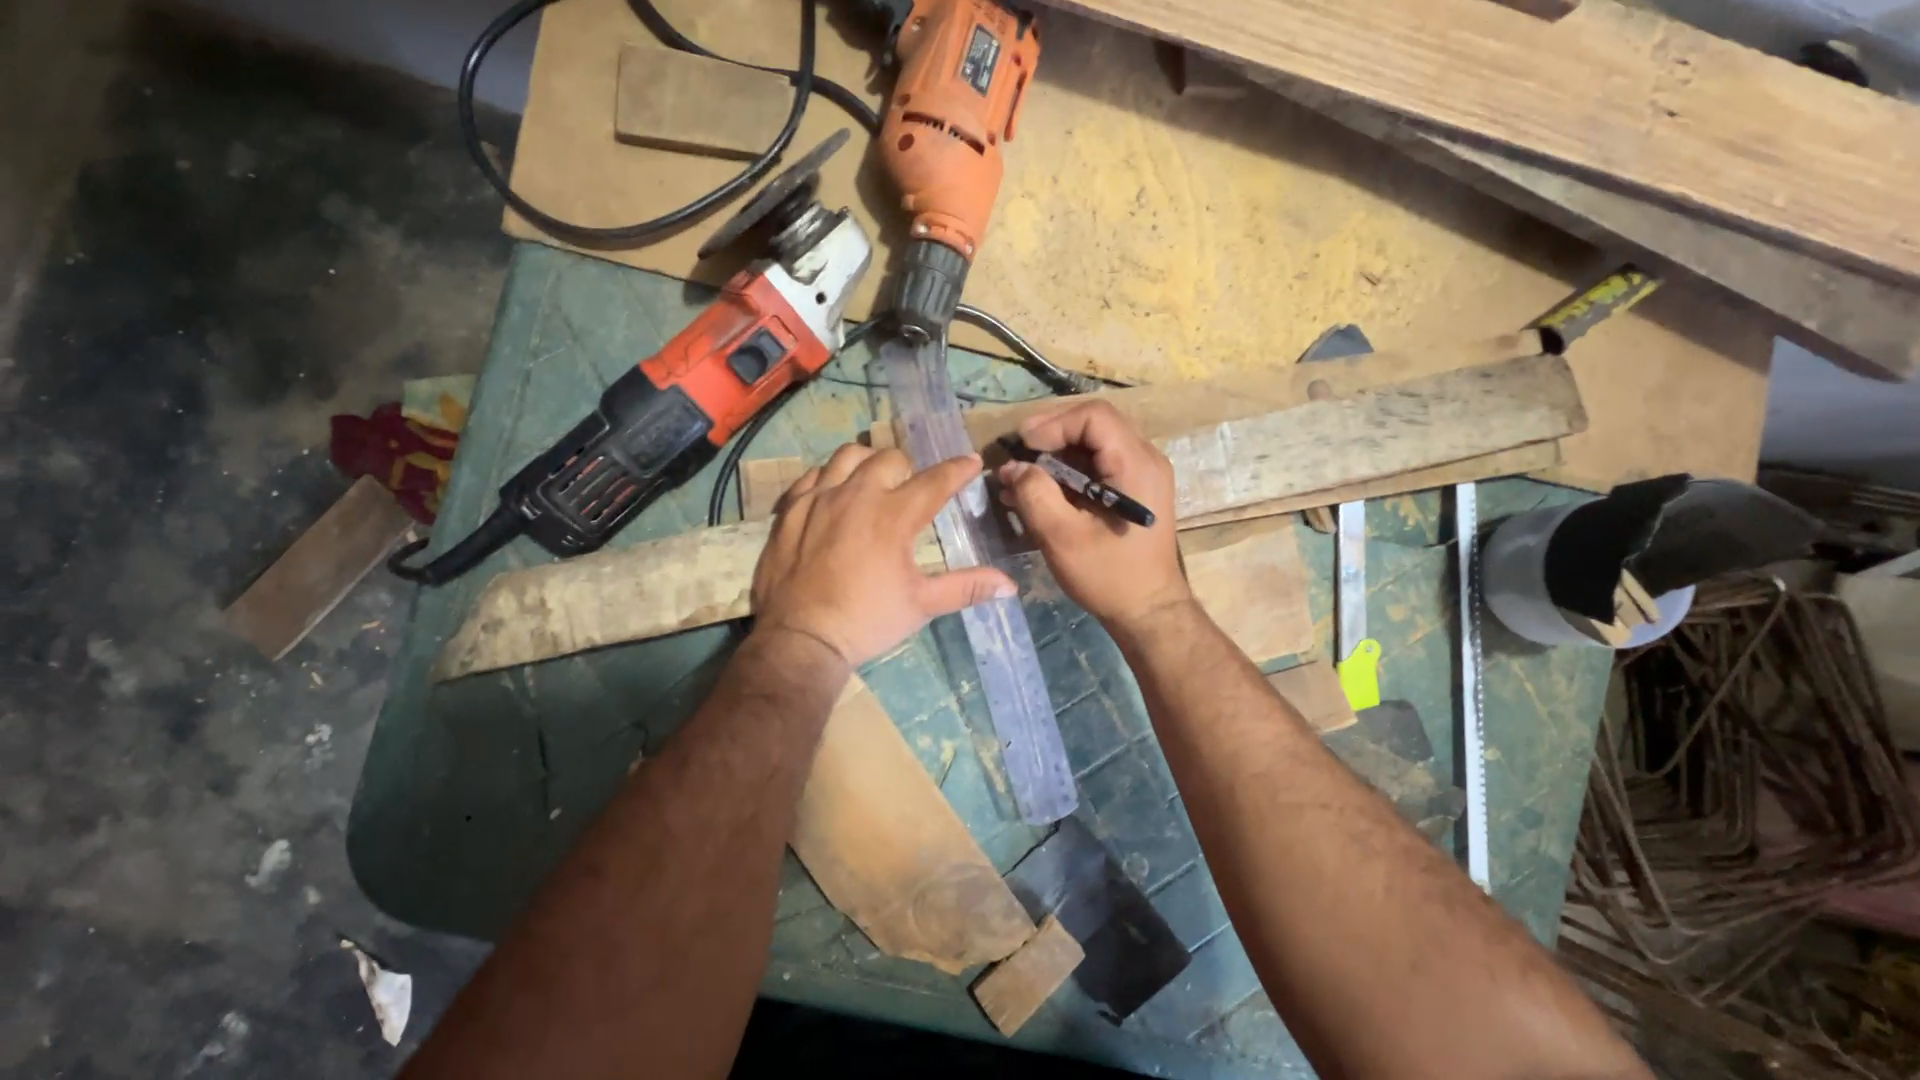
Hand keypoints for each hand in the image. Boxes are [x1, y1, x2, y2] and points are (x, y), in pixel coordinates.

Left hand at [752, 444, 1017, 667]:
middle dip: (908, 468)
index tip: (971, 462)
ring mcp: (819, 498)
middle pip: (889, 459)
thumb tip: (1010, 586)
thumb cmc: (867, 620)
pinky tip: (832, 495)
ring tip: (872, 481)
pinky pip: (812, 475)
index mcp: (894, 515)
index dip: (958, 469)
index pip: (935, 480)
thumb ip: (966, 587)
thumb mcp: (922, 604)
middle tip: (911, 488)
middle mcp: (857, 495)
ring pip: (847, 456)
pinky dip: (828, 478)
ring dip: (866, 462)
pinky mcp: (790, 509)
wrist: (801, 639)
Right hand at [996, 400, 1189, 628]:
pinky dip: (1067, 472)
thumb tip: (1013, 468)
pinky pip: (1098, 465)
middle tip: (1018, 454)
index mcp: (1136, 464)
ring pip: (1094, 444)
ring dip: (1055, 455)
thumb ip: (1034, 494)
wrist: (1148, 612)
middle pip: (1095, 424)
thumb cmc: (1109, 576)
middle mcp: (1145, 460)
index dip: (1053, 423)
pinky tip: (1037, 491)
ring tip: (1019, 476)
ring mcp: (1142, 475)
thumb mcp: (1062, 537)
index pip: (1094, 416)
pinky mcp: (1134, 491)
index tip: (1022, 445)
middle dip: (1051, 435)